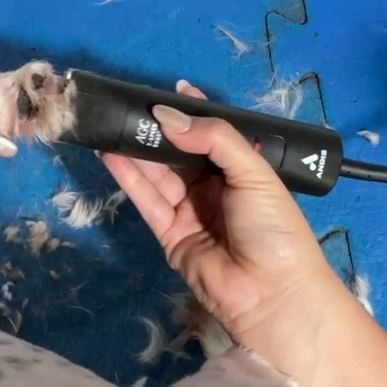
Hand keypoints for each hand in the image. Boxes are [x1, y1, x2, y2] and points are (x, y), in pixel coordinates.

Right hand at [101, 81, 351, 372]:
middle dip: (157, 130)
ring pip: (158, 173)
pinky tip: (111, 153)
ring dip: (137, 149)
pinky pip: (146, 200)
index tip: (172, 90)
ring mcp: (189, 211)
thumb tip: (167, 115)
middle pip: (179, 153)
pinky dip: (128, 177)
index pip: (212, 135)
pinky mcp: (168, 234)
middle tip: (130, 105)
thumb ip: (213, 139)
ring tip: (112, 122)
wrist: (274, 296)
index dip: (193, 114)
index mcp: (241, 170)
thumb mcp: (254, 173)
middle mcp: (213, 187)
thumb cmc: (275, 229)